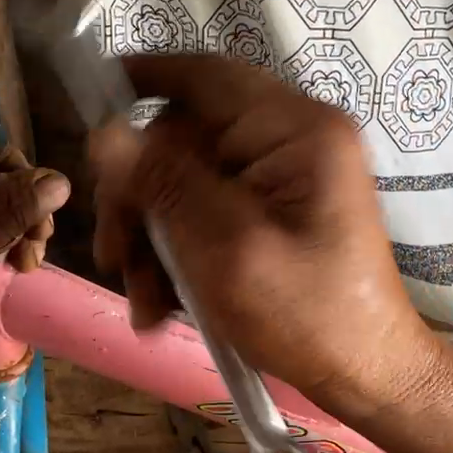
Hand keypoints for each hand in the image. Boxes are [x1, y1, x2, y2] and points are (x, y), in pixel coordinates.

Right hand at [88, 55, 440, 410]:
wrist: (365, 375)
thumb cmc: (307, 314)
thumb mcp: (227, 247)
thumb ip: (164, 183)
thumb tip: (107, 132)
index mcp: (296, 130)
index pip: (206, 76)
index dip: (142, 78)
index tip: (88, 97)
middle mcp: (291, 140)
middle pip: (183, 140)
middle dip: (138, 198)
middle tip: (112, 255)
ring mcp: (282, 177)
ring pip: (184, 182)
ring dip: (151, 238)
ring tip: (141, 299)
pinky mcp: (272, 212)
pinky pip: (205, 213)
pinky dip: (176, 253)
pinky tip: (161, 303)